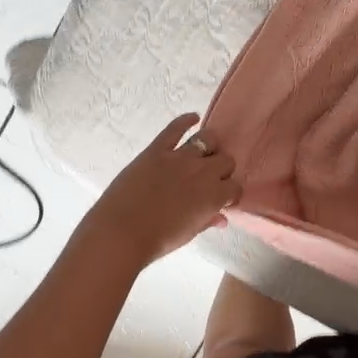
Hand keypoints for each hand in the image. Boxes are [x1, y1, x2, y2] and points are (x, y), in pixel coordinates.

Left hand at [85, 114, 240, 265]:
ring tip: (204, 153)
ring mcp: (180, 158)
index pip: (235, 187)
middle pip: (226, 160)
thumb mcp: (189, 233)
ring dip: (210, 146)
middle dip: (222, 169)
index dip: (230, 193)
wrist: (122, 232)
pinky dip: (185, 120)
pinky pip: (175, 129)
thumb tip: (221, 218)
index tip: (223, 199)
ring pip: (207, 139)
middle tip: (211, 179)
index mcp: (214, 196)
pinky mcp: (157, 150)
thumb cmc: (158, 239)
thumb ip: (208, 220)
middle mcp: (203, 172)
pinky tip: (192, 118)